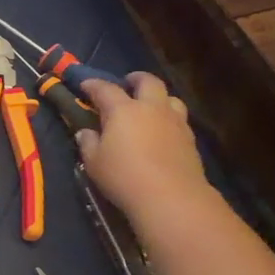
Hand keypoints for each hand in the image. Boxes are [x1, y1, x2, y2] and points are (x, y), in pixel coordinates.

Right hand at [75, 73, 210, 215]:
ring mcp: (174, 121)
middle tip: (127, 83)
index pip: (106, 89)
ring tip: (150, 107)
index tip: (84, 84)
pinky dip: (169, 117)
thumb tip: (86, 132)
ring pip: (170, 97)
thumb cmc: (123, 176)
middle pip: (148, 82)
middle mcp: (151, 108)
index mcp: (123, 110)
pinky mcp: (189, 137)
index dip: (93, 85)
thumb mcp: (94, 163)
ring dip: (158, 97)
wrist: (170, 195)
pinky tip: (162, 130)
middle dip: (135, 79)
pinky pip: (179, 118)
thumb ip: (88, 143)